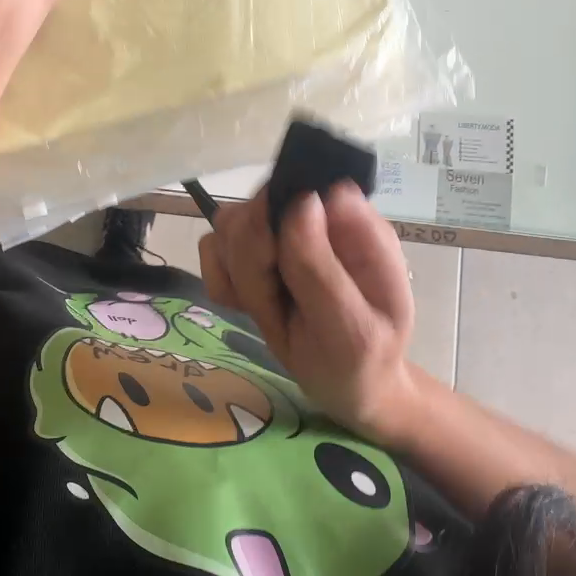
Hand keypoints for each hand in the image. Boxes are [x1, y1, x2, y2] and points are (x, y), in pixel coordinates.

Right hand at [198, 182, 419, 443]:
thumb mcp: (352, 330)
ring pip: (226, 227)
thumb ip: (322, 268)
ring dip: (241, 278)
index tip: (278, 267)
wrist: (349, 388)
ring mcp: (278, 232)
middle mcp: (311, 215)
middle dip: (254, 266)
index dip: (274, 223)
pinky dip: (222, 283)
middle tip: (281, 303)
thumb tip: (302, 199)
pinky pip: (211, 248)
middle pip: (252, 209)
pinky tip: (251, 309)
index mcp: (350, 222)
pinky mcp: (249, 253)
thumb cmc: (364, 360)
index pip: (292, 187)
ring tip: (274, 310)